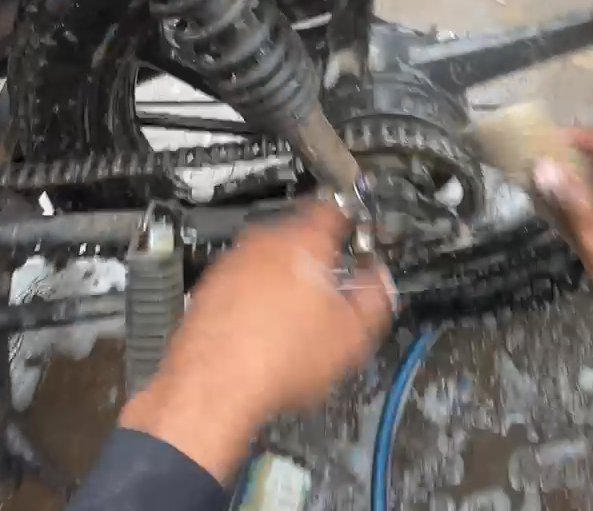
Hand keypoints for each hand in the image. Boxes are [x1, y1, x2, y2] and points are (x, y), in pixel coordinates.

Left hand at [117, 200, 395, 480]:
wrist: (214, 385)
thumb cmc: (278, 358)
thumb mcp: (351, 335)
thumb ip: (375, 298)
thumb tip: (381, 282)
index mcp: (305, 239)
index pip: (334, 209)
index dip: (349, 220)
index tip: (355, 234)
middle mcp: (266, 239)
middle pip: (300, 231)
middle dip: (317, 255)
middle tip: (330, 285)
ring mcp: (234, 260)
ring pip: (270, 256)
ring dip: (285, 275)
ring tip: (296, 315)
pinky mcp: (211, 285)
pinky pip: (243, 279)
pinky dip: (256, 295)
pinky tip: (264, 328)